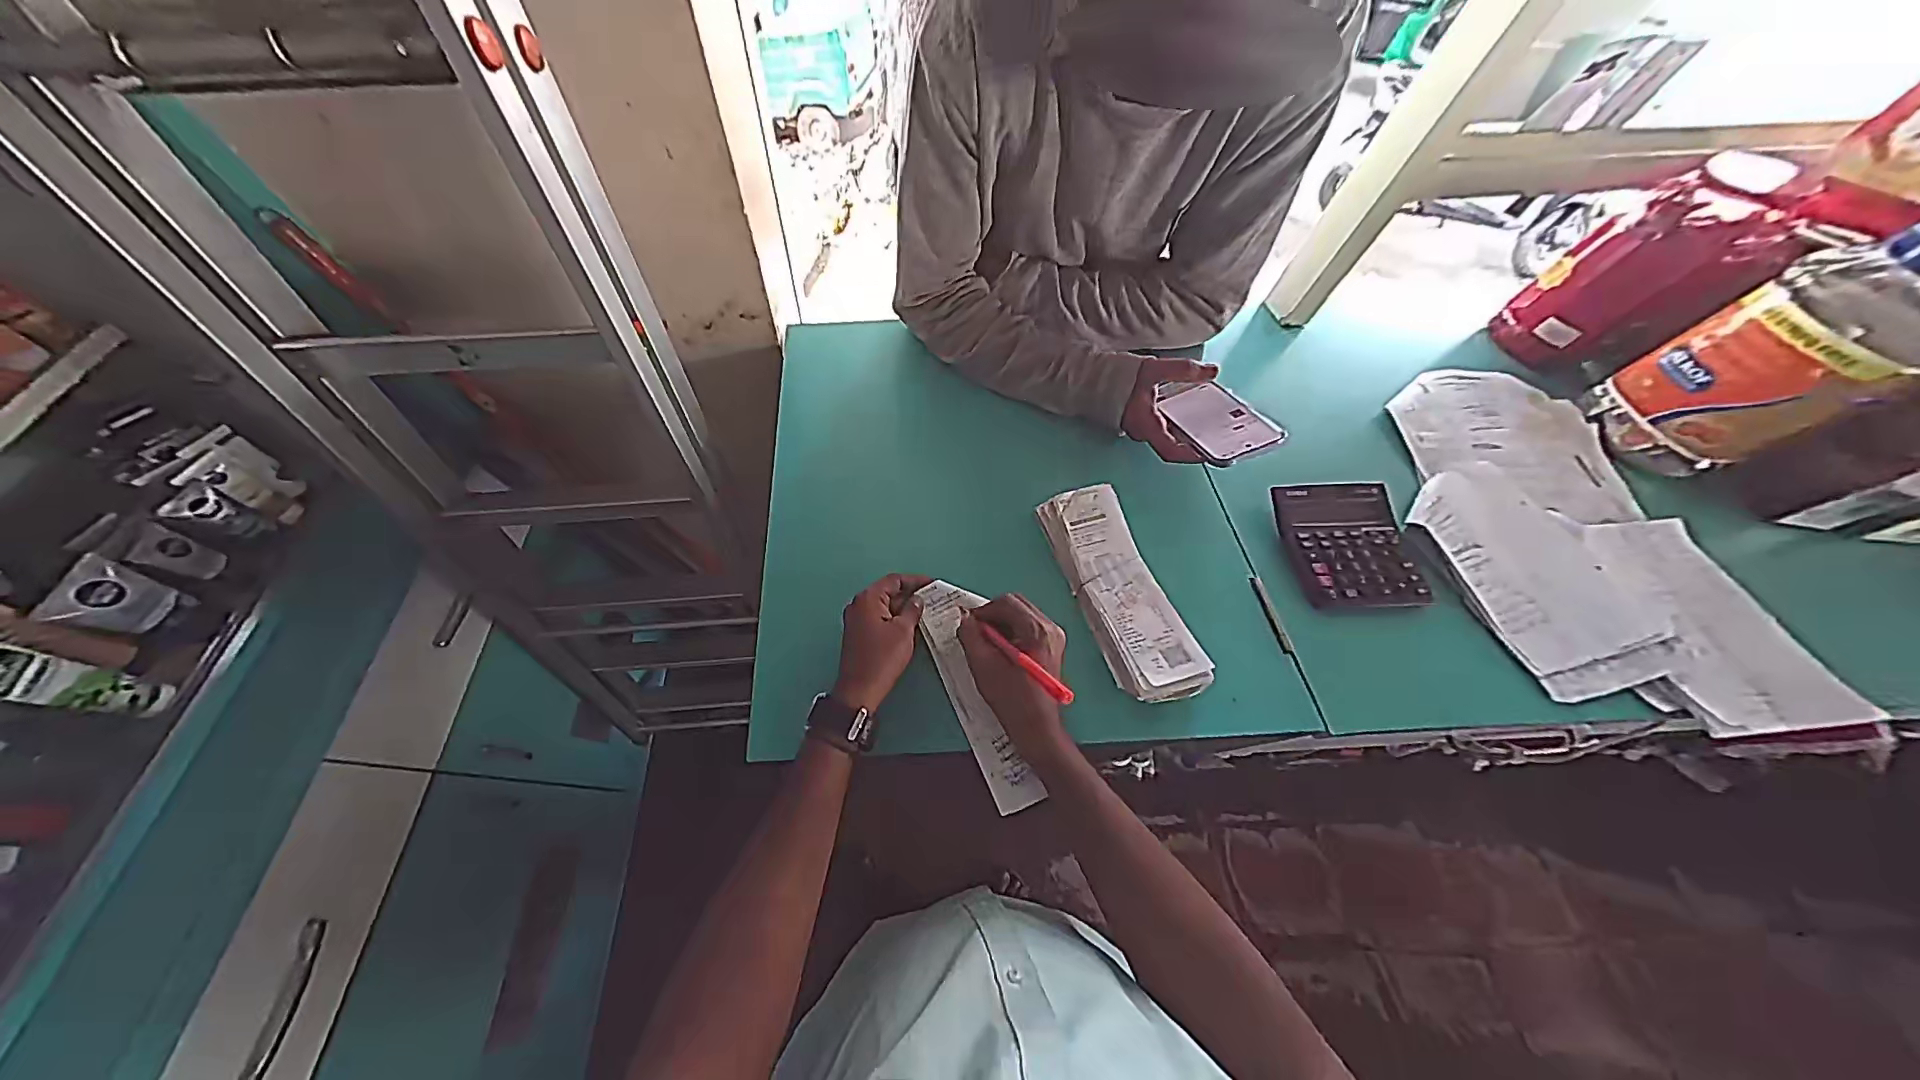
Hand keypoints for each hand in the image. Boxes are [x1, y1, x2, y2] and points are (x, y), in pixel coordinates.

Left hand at [832, 573, 931, 712]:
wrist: (860, 689)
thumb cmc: (881, 659)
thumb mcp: (904, 631)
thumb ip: (912, 610)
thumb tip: (917, 600)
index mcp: (867, 599)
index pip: (893, 580)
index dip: (915, 580)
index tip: (930, 583)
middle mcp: (858, 605)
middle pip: (887, 591)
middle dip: (909, 594)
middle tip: (930, 598)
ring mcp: (856, 620)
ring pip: (884, 606)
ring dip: (902, 607)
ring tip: (924, 612)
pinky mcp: (858, 633)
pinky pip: (879, 617)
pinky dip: (894, 618)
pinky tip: (909, 625)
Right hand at [957, 594, 1071, 763]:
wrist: (1037, 728)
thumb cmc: (1013, 702)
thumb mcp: (983, 666)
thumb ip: (971, 636)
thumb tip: (965, 619)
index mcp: (1037, 630)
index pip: (1005, 602)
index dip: (982, 611)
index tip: (968, 624)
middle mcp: (1050, 629)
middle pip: (1016, 604)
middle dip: (992, 615)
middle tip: (976, 633)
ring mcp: (1054, 638)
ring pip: (1021, 615)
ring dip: (1001, 624)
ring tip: (987, 645)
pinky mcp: (1051, 647)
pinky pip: (1027, 627)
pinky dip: (1010, 633)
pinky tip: (1000, 652)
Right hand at [1121, 356, 1217, 464]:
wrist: (1087, 377)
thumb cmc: (1114, 378)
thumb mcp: (1154, 370)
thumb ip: (1183, 370)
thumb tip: (1210, 372)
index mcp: (1147, 425)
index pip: (1172, 451)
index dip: (1192, 455)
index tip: (1209, 453)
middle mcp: (1141, 431)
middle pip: (1170, 444)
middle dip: (1190, 441)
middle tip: (1209, 433)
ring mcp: (1134, 427)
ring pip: (1162, 435)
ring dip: (1179, 430)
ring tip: (1197, 419)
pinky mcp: (1130, 419)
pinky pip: (1153, 426)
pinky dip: (1168, 422)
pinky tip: (1174, 408)